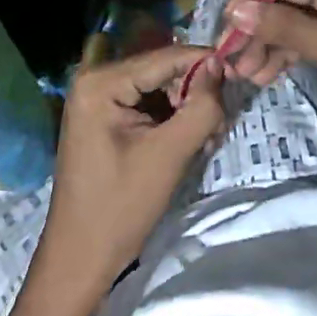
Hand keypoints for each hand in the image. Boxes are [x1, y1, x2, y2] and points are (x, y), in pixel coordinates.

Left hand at [42, 45, 224, 281]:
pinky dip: (169, 116)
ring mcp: (96, 96)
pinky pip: (146, 101)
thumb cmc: (120, 207)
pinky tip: (186, 139)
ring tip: (205, 137)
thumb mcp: (169, 155)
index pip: (165, 57)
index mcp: (101, 82)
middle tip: (218, 123)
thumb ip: (200, 106)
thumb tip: (219, 64)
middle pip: (161, 69)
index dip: (205, 62)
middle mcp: (94, 78)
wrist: (80, 258)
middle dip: (193, 91)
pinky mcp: (103, 114)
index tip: (237, 75)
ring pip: (157, 85)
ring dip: (184, 106)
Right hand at [223, 0, 316, 135]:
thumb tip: (236, 12)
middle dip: (258, 21)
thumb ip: (284, 27)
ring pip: (293, 16)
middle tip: (230, 52)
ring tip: (242, 72)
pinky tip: (263, 75)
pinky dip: (286, 52)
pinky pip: (306, 35)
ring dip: (268, 41)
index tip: (231, 16)